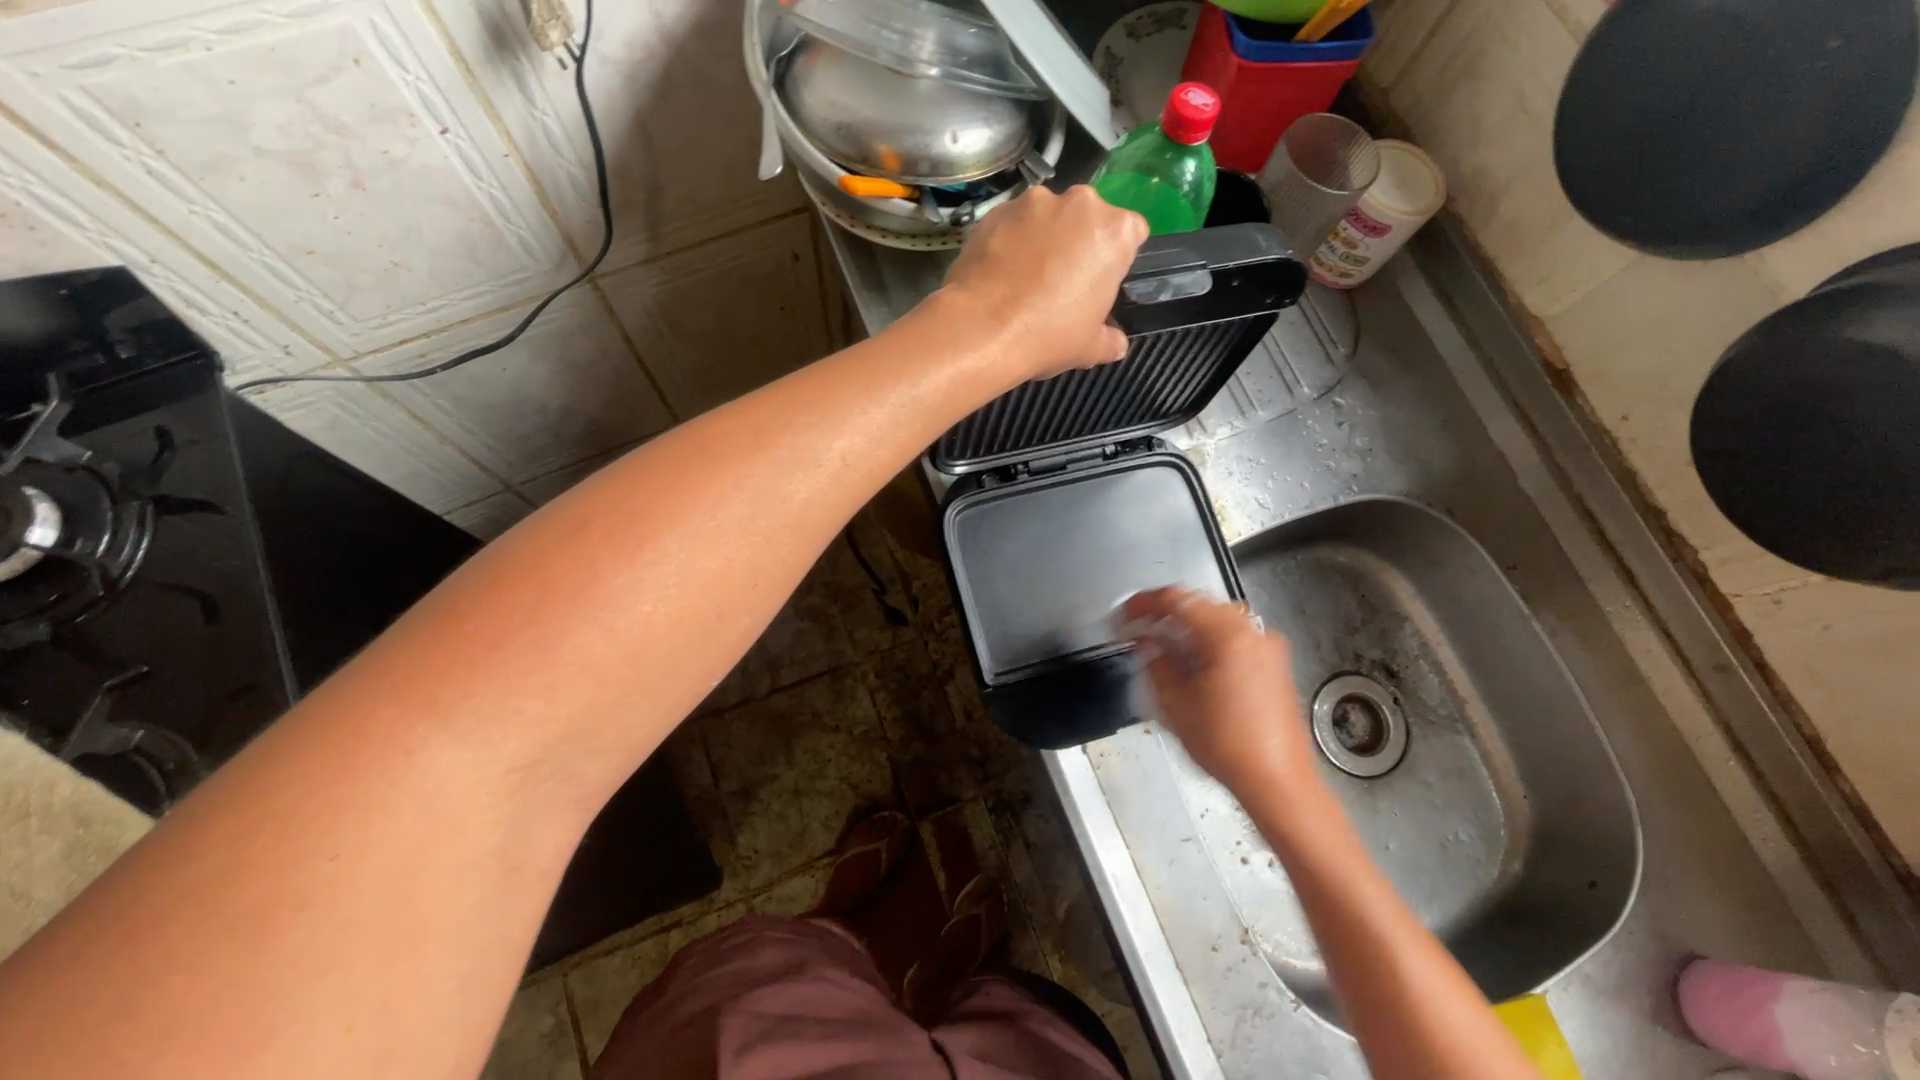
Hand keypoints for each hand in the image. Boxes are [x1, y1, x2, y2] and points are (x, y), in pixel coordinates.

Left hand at [939, 185, 1147, 379]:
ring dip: (1043, 239)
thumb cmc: (1048, 334)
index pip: (1131, 233)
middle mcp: (1078, 203)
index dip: (1117, 258)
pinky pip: (1013, 224)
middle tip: (1063, 282)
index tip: (1101, 281)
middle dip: (1079, 243)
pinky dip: (1011, 241)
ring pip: (1048, 218)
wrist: (982, 328)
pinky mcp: (995, 211)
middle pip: (1087, 218)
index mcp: (1115, 230)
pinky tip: (1001, 274)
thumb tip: (1116, 344)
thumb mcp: (1091, 348)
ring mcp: (1033, 202)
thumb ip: (1111, 340)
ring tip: (1026, 279)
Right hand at [1122, 587, 1317, 801]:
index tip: (1126, 613)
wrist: (1277, 781)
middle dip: (1166, 615)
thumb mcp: (1175, 703)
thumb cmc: (1229, 746)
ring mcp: (1267, 649)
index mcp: (1227, 635)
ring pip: (1218, 621)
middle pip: (1201, 605)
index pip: (1178, 600)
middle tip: (1139, 631)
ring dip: (1187, 629)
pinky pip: (1235, 639)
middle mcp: (1253, 634)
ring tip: (1161, 650)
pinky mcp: (1274, 666)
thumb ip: (1155, 662)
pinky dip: (1209, 643)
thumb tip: (1145, 642)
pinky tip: (1191, 665)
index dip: (1145, 603)